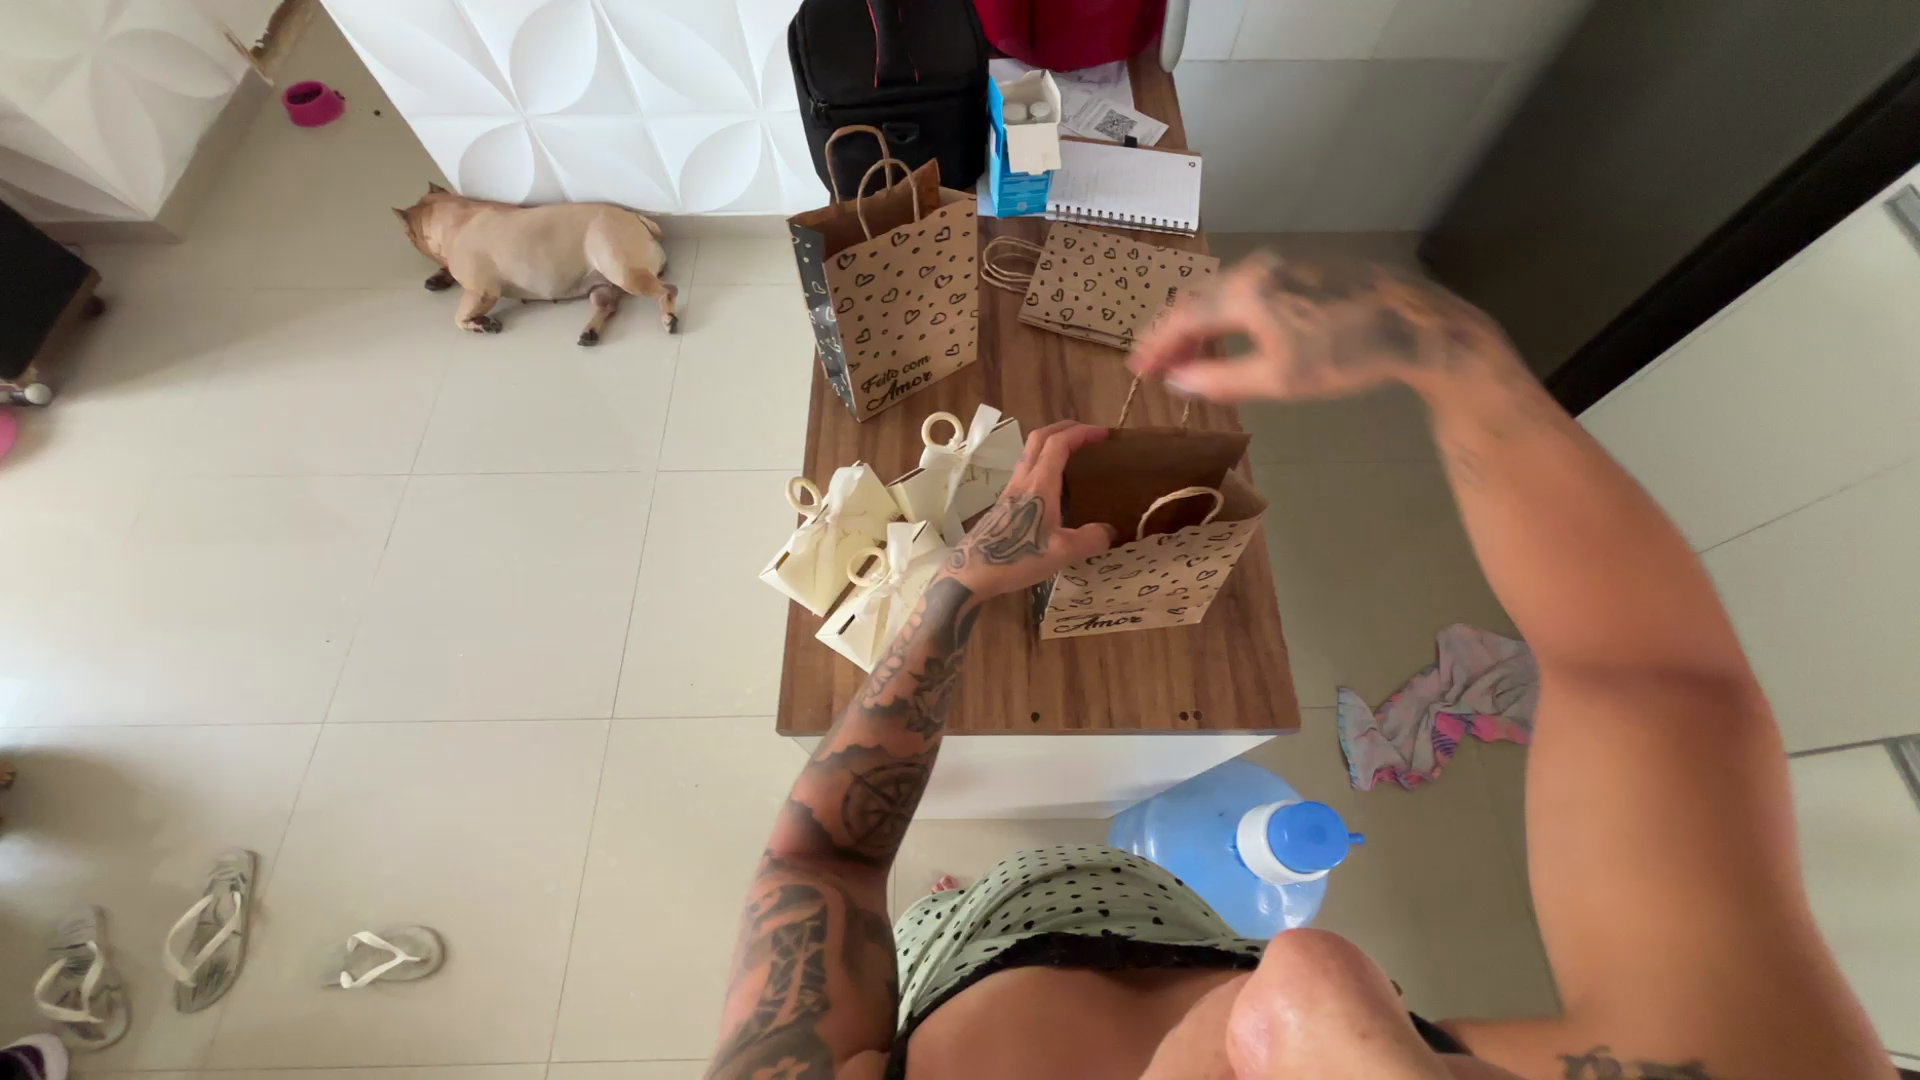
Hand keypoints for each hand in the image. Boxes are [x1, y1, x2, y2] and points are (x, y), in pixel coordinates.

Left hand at [942, 421, 1118, 598]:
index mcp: (1039, 484)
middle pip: (1039, 438)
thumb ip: (1091, 539)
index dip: (1081, 432)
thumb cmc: (1016, 558)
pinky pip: (1025, 472)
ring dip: (1051, 445)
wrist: (971, 572)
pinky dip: (1043, 465)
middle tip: (1087, 434)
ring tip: (1073, 457)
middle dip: (1064, 428)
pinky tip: (1053, 488)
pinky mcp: (1003, 504)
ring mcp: (1009, 491)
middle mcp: (1022, 480)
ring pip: (1029, 454)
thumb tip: (1110, 531)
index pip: (1059, 443)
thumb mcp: (1062, 553)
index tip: (1103, 433)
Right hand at [1127, 251, 1515, 403]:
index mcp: (1246, 293)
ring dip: (1200, 323)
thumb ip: (1220, 379)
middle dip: (1173, 333)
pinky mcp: (1304, 270)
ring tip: (1190, 355)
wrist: (1416, 327)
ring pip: (1223, 291)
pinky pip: (1247, 288)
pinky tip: (1231, 335)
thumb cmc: (1344, 357)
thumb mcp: (1278, 379)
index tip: (1137, 368)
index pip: (1184, 318)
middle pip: (1198, 299)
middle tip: (1157, 364)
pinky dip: (1226, 313)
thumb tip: (1176, 379)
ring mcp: (1283, 265)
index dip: (1156, 343)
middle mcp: (1258, 269)